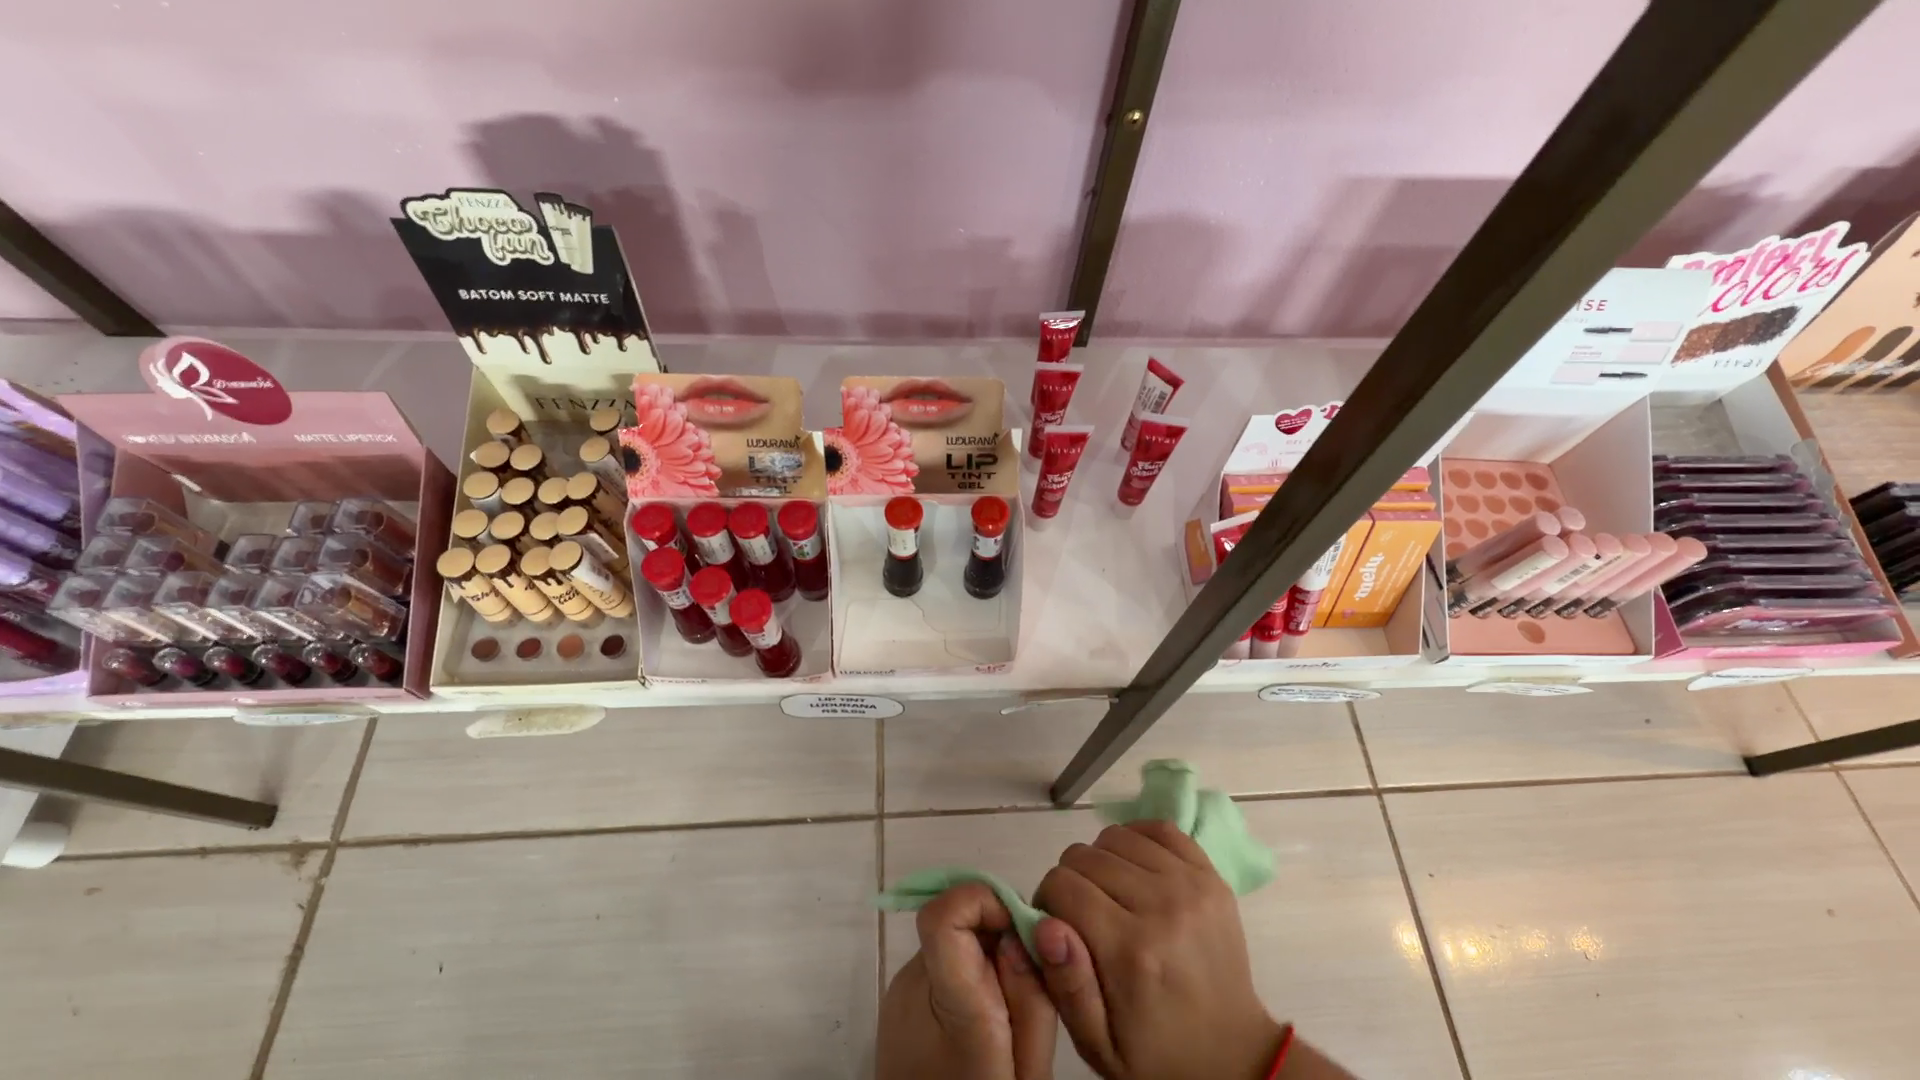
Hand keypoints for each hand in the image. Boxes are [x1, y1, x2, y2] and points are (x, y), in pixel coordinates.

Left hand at [877, 883, 1057, 1079]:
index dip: (985, 901)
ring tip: (1009, 1013)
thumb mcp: (1028, 1068)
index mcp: (947, 998)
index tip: (1021, 932)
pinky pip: (941, 966)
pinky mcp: (898, 1002)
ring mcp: (899, 990)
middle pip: (957, 921)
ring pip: (952, 942)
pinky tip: (986, 1022)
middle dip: (1000, 935)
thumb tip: (1020, 933)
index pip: (944, 912)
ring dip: (986, 958)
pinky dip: (968, 976)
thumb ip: (1032, 996)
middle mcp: (912, 982)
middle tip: (1029, 983)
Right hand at [1032, 822, 1284, 1079]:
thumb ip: (1066, 985)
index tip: (1057, 929)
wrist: (1232, 1055)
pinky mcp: (1211, 876)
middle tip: (1081, 915)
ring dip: (1101, 860)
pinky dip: (1136, 839)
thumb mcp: (1098, 1045)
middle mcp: (1162, 907)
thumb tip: (1043, 924)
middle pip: (1085, 856)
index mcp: (1130, 951)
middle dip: (1070, 881)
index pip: (1061, 885)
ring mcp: (1192, 885)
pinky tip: (1133, 868)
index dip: (1047, 902)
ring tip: (1109, 894)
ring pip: (1116, 836)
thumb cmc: (1155, 1053)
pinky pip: (1160, 828)